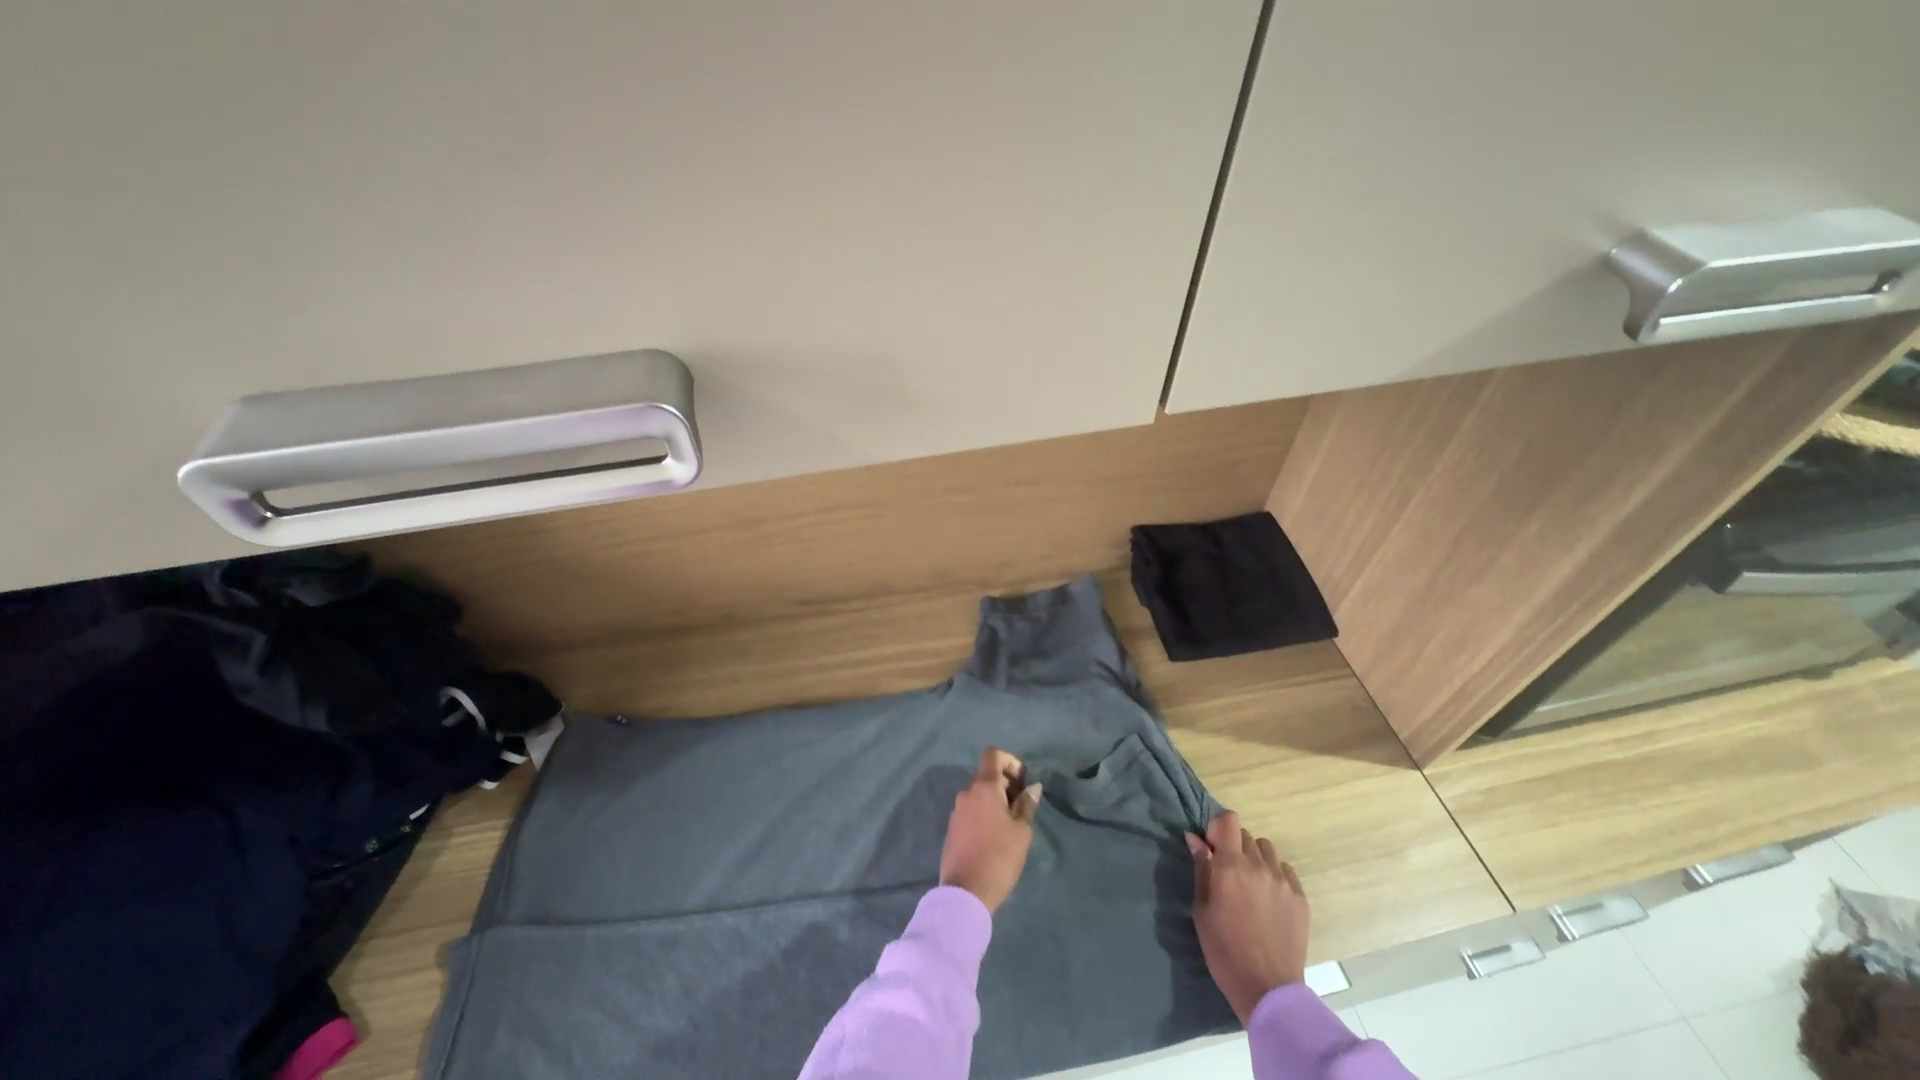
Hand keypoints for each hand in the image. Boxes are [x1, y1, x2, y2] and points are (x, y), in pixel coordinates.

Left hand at [939, 746, 1042, 912]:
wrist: (965, 893)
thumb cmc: (999, 857)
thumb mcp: (1021, 831)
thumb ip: (1027, 805)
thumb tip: (1032, 787)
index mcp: (983, 788)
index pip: (993, 755)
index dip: (1010, 761)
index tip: (1023, 782)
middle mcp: (966, 794)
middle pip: (987, 777)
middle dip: (1007, 785)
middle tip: (1023, 809)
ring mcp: (956, 812)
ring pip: (979, 796)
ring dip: (996, 802)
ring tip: (1011, 827)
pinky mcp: (952, 830)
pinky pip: (971, 812)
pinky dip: (984, 815)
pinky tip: (995, 839)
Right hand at [1186, 810, 1309, 1024]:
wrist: (1267, 987)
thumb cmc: (1224, 950)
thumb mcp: (1202, 909)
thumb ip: (1201, 869)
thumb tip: (1196, 839)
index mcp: (1230, 866)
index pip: (1229, 820)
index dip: (1218, 828)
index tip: (1212, 848)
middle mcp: (1259, 865)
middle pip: (1245, 836)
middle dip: (1233, 847)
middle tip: (1227, 874)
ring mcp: (1283, 880)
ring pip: (1267, 850)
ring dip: (1255, 859)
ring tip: (1250, 886)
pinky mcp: (1300, 896)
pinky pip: (1285, 870)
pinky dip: (1273, 875)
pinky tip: (1268, 899)